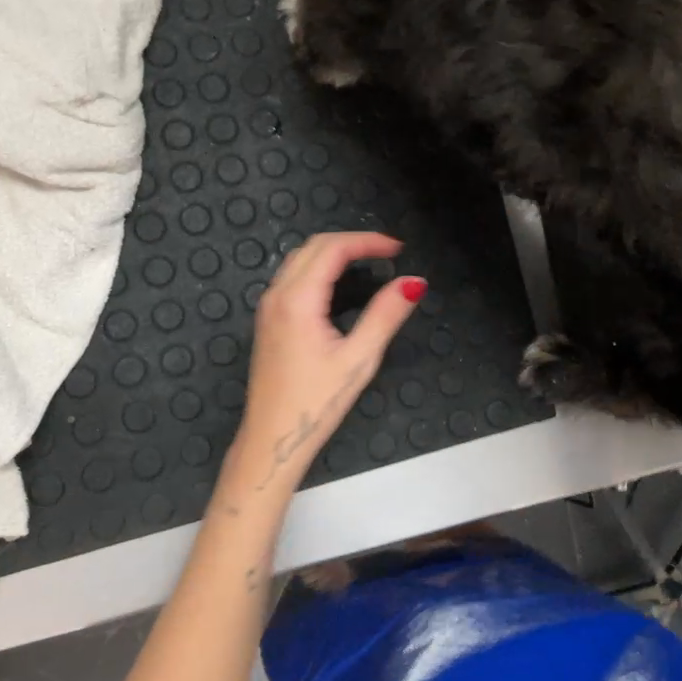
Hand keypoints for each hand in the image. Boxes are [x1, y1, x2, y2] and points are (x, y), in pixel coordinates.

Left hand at [228, 232, 423, 490]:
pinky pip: (292, 277)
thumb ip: (386, 315)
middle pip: (313, 246)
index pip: (332, 248)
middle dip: (352, 242)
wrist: (272, 438)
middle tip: (387, 253)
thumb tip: (414, 282)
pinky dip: (318, 268)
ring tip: (368, 264)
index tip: (398, 249)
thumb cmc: (316, 403)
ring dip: (333, 253)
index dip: (367, 241)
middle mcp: (276, 295)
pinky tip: (341, 286)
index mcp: (297, 300)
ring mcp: (267, 307)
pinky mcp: (267, 321)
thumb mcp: (359, 359)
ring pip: (299, 259)